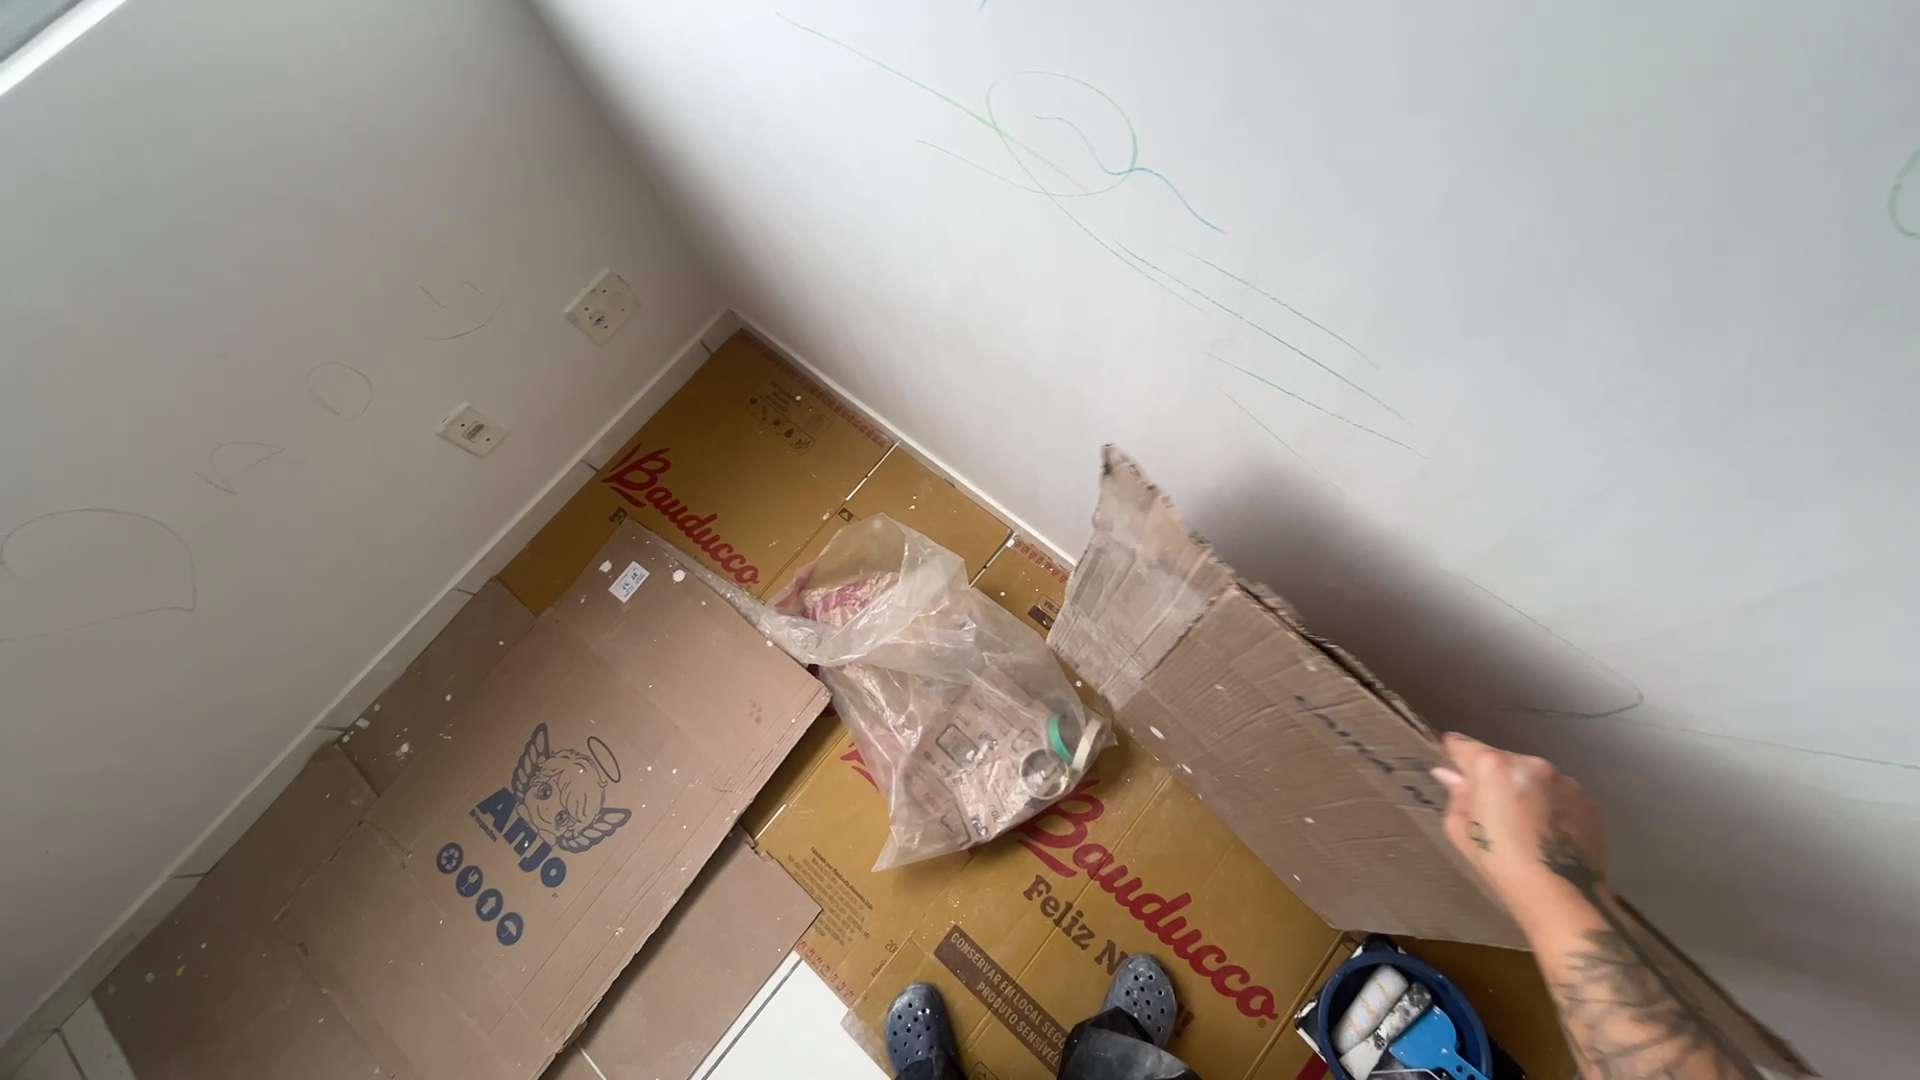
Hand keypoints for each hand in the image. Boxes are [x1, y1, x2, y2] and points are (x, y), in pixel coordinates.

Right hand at [1431, 733, 1608, 924]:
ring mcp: (1564, 781)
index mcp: (1492, 766)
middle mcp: (1530, 764)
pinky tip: (1547, 830)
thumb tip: (1449, 774)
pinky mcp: (1588, 800)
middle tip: (1492, 807)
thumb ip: (1456, 793)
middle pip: (1499, 758)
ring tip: (1524, 822)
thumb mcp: (1461, 827)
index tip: (1454, 772)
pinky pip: (1557, 791)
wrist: (1561, 895)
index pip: (1461, 743)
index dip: (1454, 757)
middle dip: (1492, 776)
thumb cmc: (1499, 860)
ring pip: (1531, 774)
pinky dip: (1549, 803)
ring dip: (1523, 788)